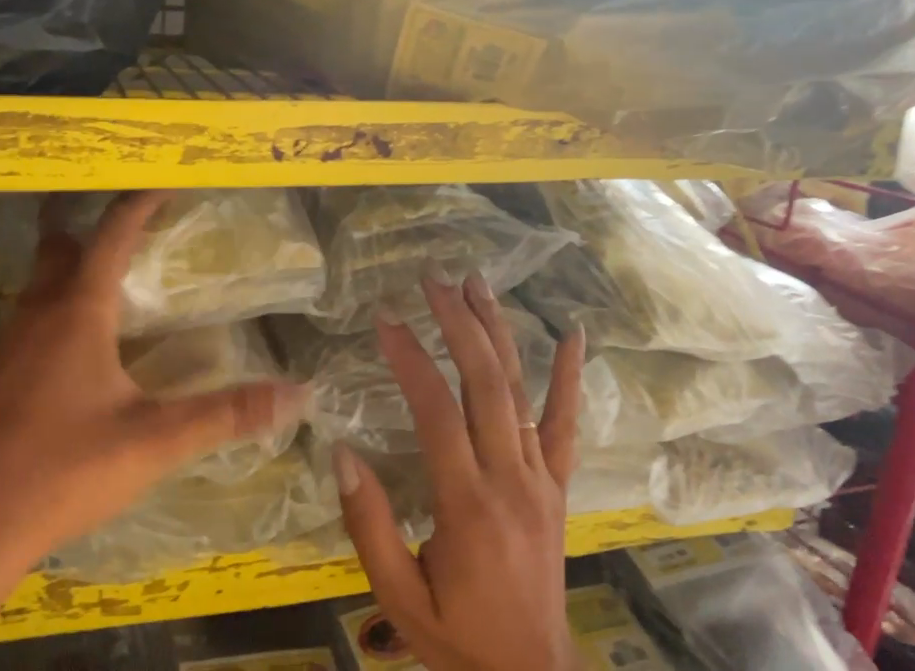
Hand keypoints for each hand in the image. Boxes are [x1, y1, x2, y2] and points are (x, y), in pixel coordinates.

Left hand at [0, 190, 309, 670]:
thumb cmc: (63, 469)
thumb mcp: (154, 442)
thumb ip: (226, 414)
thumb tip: (299, 394)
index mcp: (77, 311)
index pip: (112, 235)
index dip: (140, 202)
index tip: (165, 181)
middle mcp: (37, 313)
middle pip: (61, 247)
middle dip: (93, 228)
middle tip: (133, 227)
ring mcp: (7, 344)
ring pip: (39, 283)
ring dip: (72, 269)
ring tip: (113, 280)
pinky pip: (27, 319)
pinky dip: (55, 308)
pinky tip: (78, 348)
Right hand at [335, 274, 586, 670]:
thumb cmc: (455, 635)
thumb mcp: (396, 594)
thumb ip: (367, 523)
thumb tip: (341, 452)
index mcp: (466, 504)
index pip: (436, 411)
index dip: (410, 358)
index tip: (384, 317)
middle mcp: (510, 479)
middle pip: (485, 384)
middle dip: (457, 324)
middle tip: (432, 279)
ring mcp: (540, 479)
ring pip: (519, 391)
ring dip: (496, 332)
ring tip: (476, 283)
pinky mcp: (557, 487)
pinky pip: (564, 424)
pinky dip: (568, 377)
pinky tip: (572, 335)